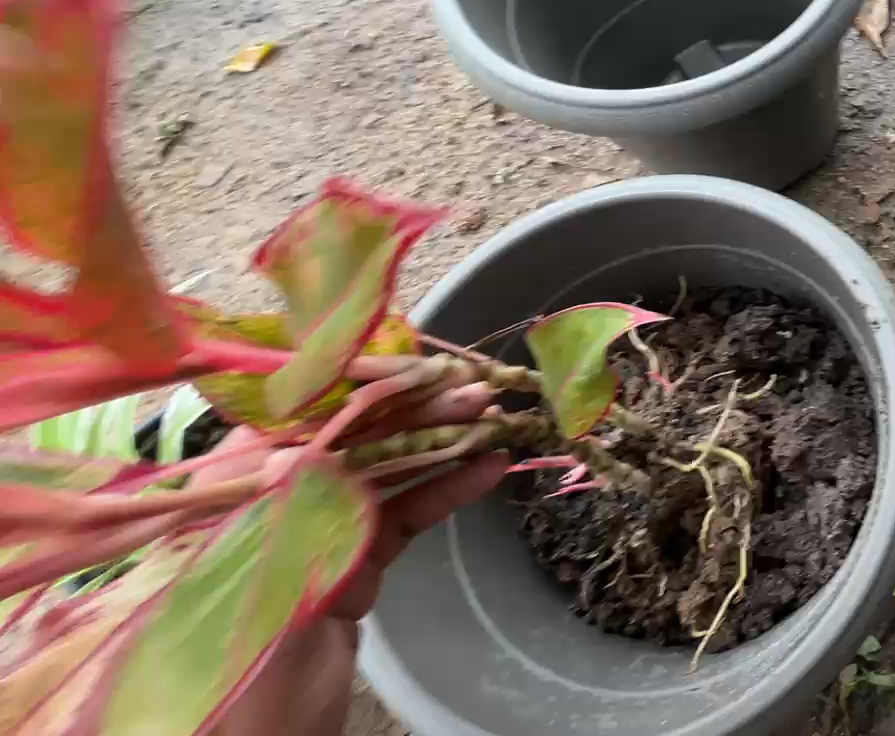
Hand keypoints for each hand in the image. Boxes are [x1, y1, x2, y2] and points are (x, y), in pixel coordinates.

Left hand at [204, 385, 508, 735]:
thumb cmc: (228, 699)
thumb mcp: (253, 609)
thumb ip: (277, 531)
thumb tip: (308, 451)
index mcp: (218, 512)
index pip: (288, 430)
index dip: (356, 397)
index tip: (419, 376)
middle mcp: (263, 510)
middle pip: (347, 444)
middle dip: (413, 417)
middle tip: (479, 396)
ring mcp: (309, 536)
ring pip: (383, 472)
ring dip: (440, 447)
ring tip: (495, 423)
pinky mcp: (348, 563)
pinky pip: (401, 514)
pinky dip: (445, 490)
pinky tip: (489, 471)